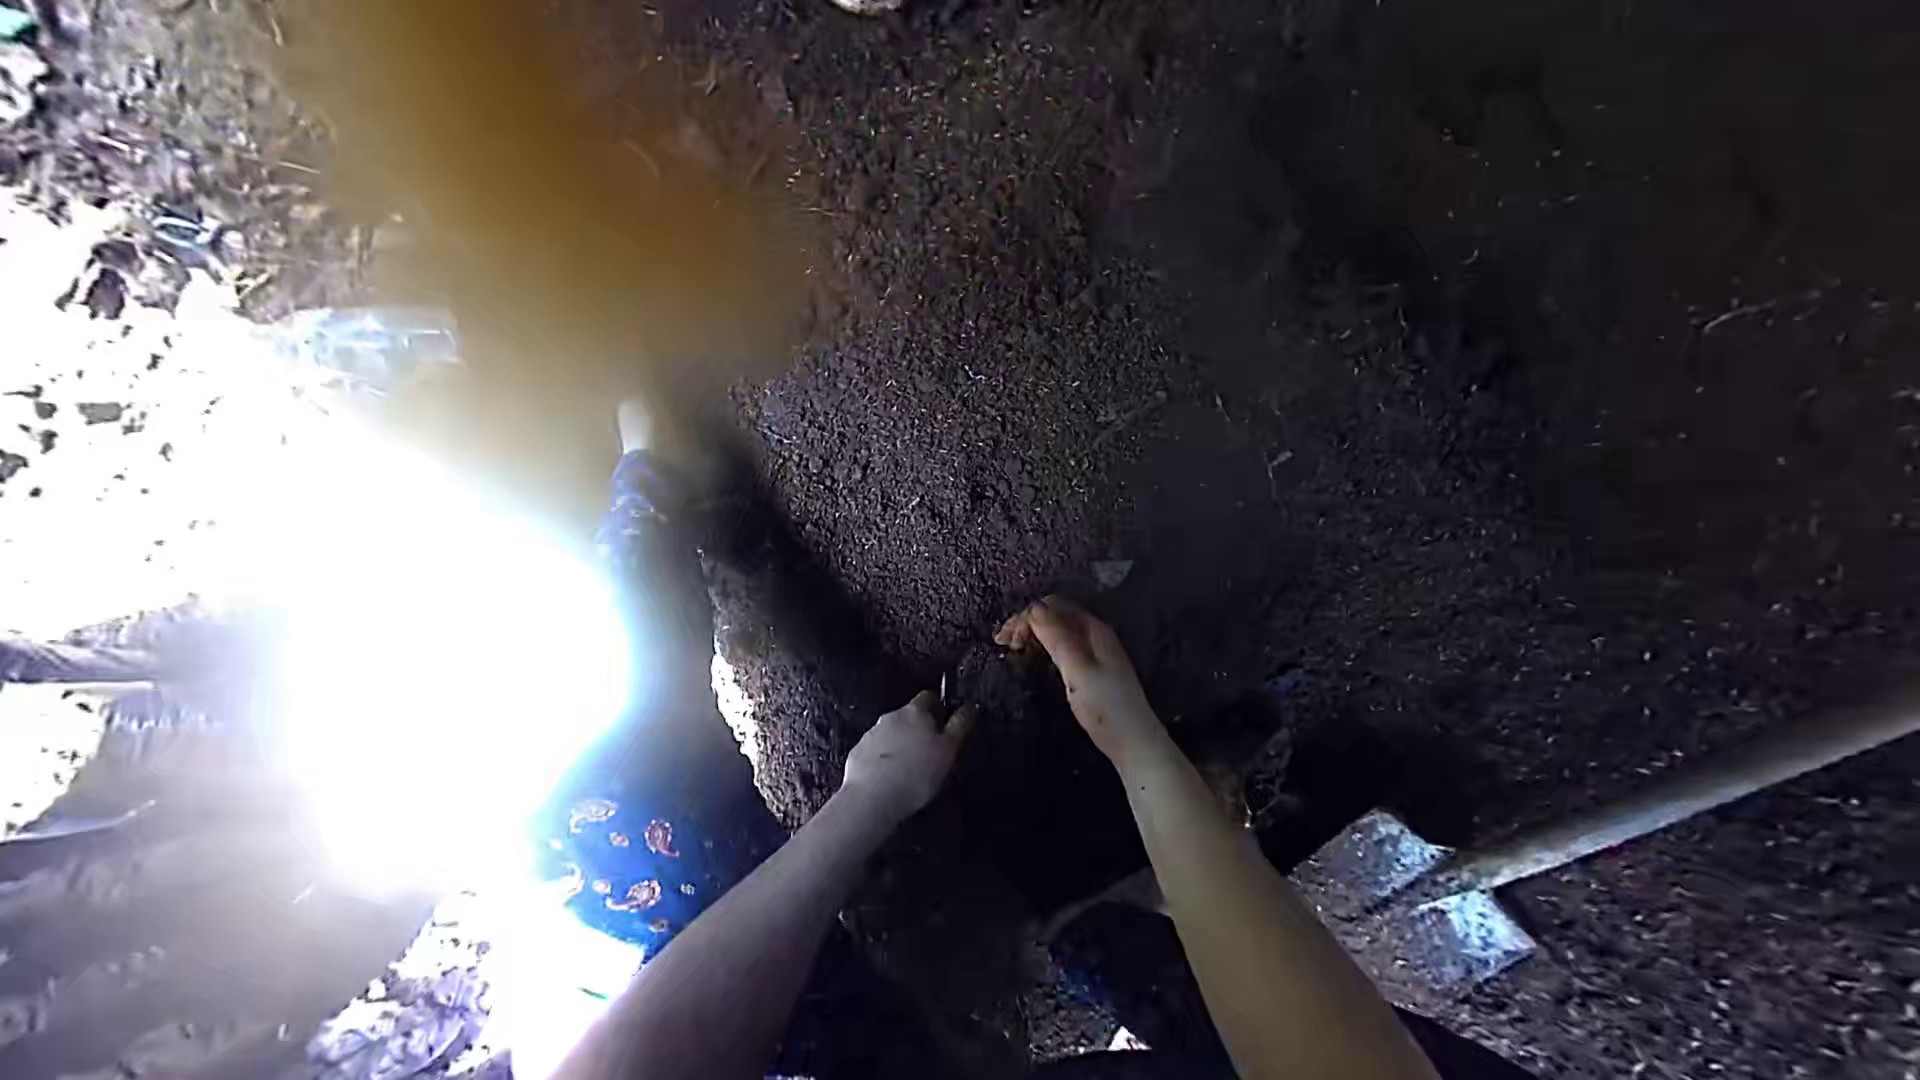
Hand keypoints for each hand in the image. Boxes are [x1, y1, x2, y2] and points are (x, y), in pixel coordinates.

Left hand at [841, 691, 972, 823]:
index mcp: (916, 711)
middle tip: (931, 754)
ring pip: (892, 734)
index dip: (939, 710)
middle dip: (919, 730)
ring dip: (901, 745)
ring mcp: (871, 734)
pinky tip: (890, 780)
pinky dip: (884, 760)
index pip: (930, 697)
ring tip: (909, 772)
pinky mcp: (857, 753)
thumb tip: (968, 707)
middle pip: (910, 716)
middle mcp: (891, 716)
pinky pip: (875, 752)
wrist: (871, 799)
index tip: (945, 729)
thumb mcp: (949, 750)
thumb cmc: (917, 774)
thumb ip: (960, 725)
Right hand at [995, 596, 1165, 765]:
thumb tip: (1034, 607)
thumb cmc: (1106, 708)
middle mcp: (1094, 634)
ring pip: (1057, 630)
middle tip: (1004, 643)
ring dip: (1034, 633)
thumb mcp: (1078, 671)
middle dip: (1027, 622)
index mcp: (1094, 630)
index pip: (1054, 606)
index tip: (1006, 638)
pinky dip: (1043, 646)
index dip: (1027, 616)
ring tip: (1013, 648)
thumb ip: (1057, 638)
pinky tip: (1033, 656)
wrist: (1134, 744)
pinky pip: (1062, 645)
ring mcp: (1093, 651)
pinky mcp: (1090, 668)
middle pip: (1055, 615)